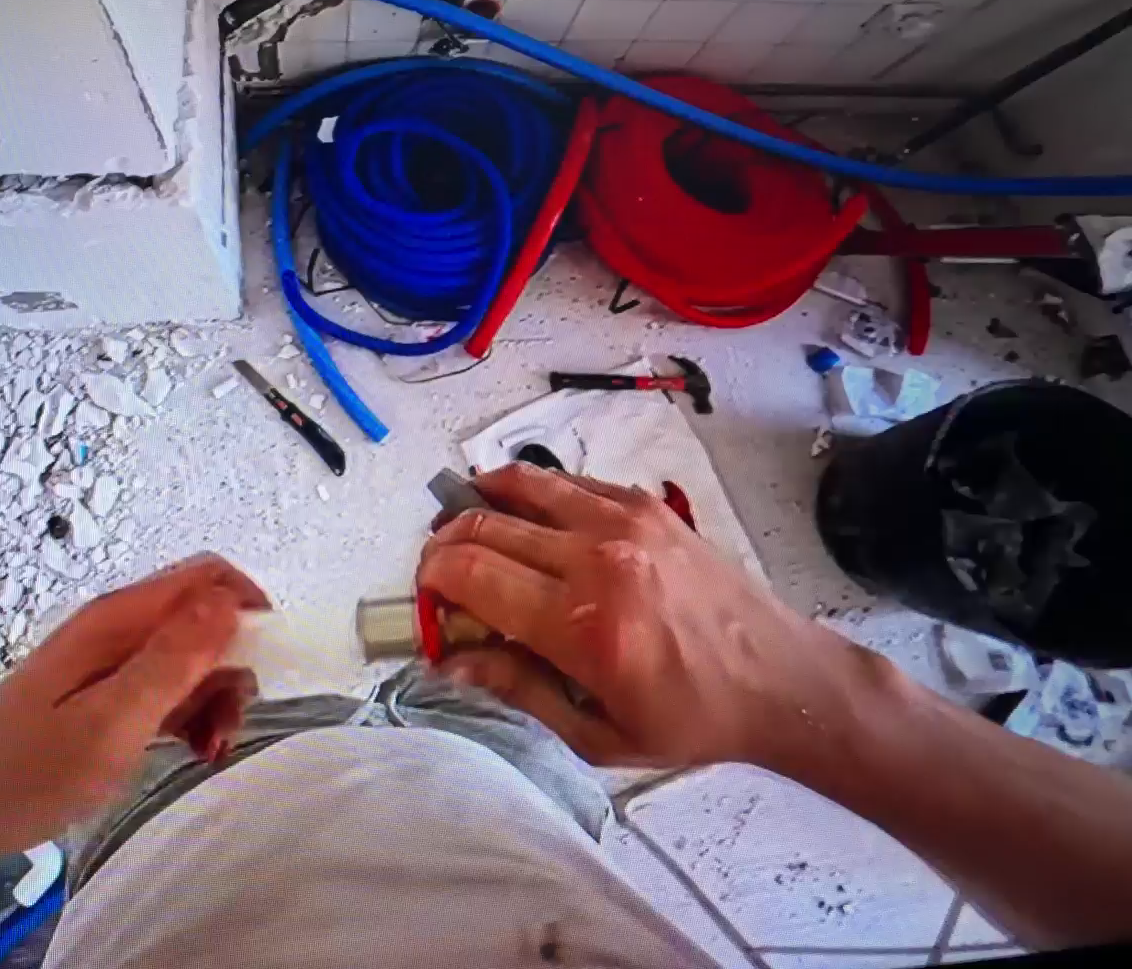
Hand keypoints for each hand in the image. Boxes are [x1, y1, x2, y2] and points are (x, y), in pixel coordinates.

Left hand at [0, 554, 267, 865]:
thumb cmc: (29, 769)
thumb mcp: (110, 722)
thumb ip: (171, 662)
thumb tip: (228, 601)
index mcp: (120, 620)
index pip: (204, 576)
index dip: (247, 606)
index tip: (269, 665)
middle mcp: (119, 628)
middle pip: (203, 618)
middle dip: (233, 666)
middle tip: (227, 730)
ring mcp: (111, 660)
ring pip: (190, 657)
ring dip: (214, 698)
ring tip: (208, 753)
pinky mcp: (106, 691)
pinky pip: (166, 688)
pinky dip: (189, 714)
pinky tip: (191, 752)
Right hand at [417, 464, 890, 769]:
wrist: (786, 681)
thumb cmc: (687, 718)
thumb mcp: (595, 732)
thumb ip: (514, 688)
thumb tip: (447, 659)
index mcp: (582, 626)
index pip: (468, 573)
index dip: (429, 579)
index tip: (429, 599)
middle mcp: (597, 561)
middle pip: (481, 525)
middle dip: (441, 545)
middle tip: (442, 572)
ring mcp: (622, 522)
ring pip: (515, 486)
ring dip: (475, 504)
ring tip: (467, 529)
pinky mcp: (642, 505)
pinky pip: (561, 482)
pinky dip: (524, 494)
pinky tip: (521, 518)